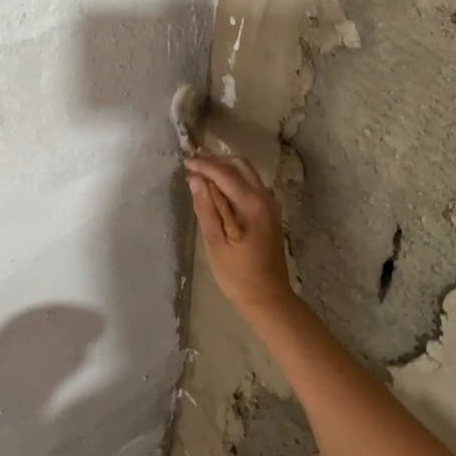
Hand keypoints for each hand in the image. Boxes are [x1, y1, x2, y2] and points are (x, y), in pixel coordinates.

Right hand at [186, 152, 293, 318]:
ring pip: (247, 173)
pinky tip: (216, 186)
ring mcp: (270, 205)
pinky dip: (233, 178)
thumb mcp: (215, 242)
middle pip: (240, 166)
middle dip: (216, 160)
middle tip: (192, 159)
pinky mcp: (269, 212)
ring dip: (225, 167)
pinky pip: (250, 184)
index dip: (204, 164)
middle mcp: (265, 198)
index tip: (185, 160)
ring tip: (201, 168)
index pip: (225, 173)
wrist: (268, 297)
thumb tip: (196, 179)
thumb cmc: (237, 274)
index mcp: (252, 205)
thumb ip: (206, 208)